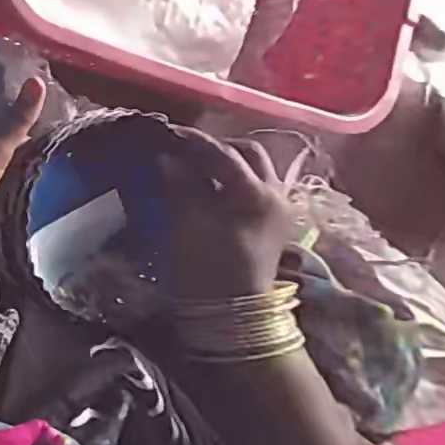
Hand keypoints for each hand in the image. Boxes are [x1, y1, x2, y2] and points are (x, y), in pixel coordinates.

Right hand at [150, 130, 292, 300]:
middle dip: (218, 146)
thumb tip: (166, 158)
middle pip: (249, 154)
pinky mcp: (274, 223)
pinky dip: (236, 178)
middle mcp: (275, 194)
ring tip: (201, 164)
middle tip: (187, 147)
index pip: (222, 154)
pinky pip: (258, 186)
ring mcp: (279, 209)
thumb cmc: (207, 268)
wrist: (232, 312)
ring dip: (230, 161)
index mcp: (255, 194)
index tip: (169, 133)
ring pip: (258, 168)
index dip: (194, 141)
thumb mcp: (187, 224)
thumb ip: (179, 186)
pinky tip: (214, 186)